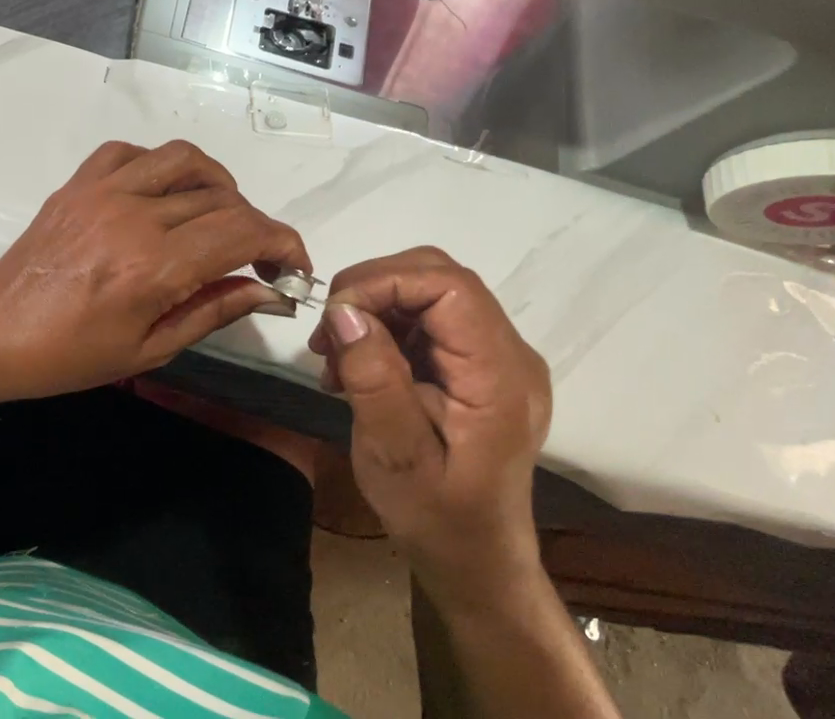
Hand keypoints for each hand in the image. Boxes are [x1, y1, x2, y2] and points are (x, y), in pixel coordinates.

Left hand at [0, 140, 310, 400]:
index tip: (291, 266)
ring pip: (181, 159)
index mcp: (154, 266)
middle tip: (256, 256)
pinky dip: (157, 165)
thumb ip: (212, 310)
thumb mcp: (149, 348)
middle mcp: (132, 217)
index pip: (244, 231)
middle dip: (255, 225)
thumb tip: (267, 288)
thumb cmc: (69, 356)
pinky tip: (162, 194)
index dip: (283, 243)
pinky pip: (128, 152)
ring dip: (216, 183)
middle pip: (221, 198)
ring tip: (218, 216)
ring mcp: (100, 193)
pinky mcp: (75, 185)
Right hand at [310, 247, 551, 597]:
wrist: (473, 558)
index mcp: (499, 376)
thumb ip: (374, 379)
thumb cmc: (434, 514)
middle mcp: (508, 355)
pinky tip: (355, 367)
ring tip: (333, 361)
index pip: (448, 285)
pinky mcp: (474, 368)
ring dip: (369, 309)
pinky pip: (425, 320)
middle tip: (326, 338)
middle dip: (370, 289)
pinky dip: (380, 327)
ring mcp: (493, 360)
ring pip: (427, 292)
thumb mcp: (393, 453)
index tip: (333, 320)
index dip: (382, 282)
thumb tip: (343, 312)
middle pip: (438, 277)